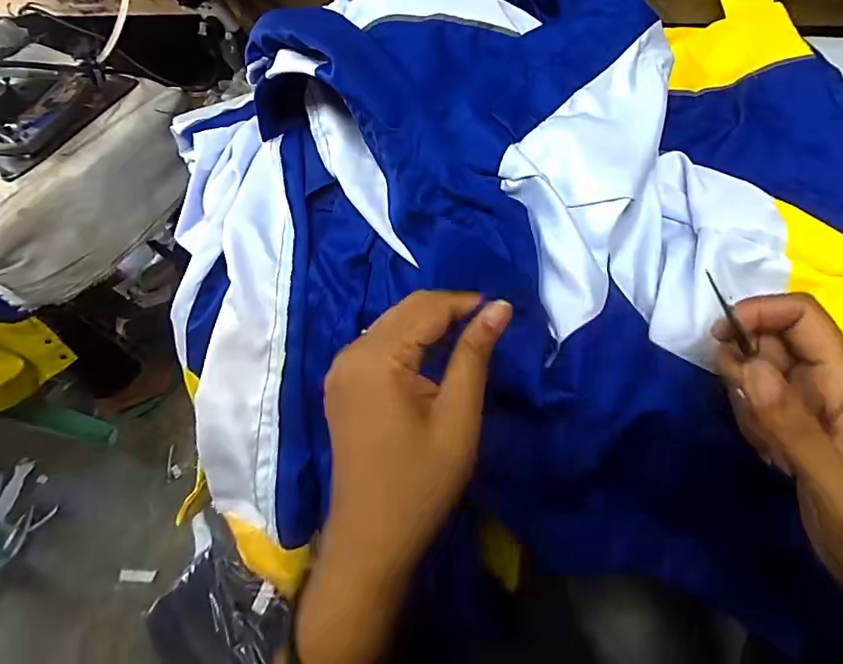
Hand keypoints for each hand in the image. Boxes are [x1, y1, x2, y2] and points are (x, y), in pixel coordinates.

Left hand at [323, 291, 511, 572]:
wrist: (371, 540)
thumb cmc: (420, 483)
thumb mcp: (458, 417)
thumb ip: (475, 355)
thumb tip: (499, 307)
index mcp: (376, 357)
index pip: (425, 307)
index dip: (465, 302)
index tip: (501, 308)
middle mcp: (352, 351)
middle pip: (405, 309)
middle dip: (448, 309)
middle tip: (488, 321)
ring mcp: (341, 367)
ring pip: (392, 322)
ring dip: (428, 322)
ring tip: (468, 335)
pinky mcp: (341, 382)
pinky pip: (379, 343)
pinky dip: (409, 340)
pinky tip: (434, 354)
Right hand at [713, 294, 842, 663]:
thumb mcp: (839, 491)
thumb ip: (793, 426)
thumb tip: (747, 363)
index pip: (805, 318)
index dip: (762, 312)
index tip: (722, 336)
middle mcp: (829, 390)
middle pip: (775, 340)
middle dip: (745, 360)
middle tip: (744, 407)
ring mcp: (813, 412)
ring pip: (762, 371)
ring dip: (747, 398)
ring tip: (768, 448)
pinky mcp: (800, 434)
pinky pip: (761, 404)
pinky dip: (752, 421)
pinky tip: (772, 459)